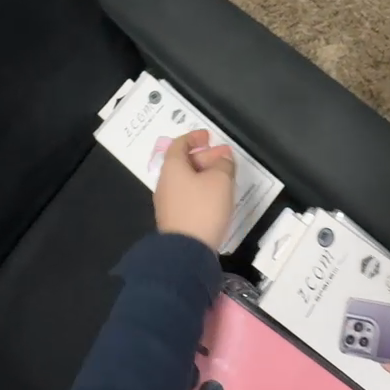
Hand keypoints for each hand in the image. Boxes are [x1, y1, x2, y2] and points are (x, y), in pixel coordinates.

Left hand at [154, 129, 234, 250]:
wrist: (186, 252)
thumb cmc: (203, 208)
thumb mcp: (220, 180)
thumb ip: (223, 164)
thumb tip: (222, 158)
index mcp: (172, 167)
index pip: (179, 144)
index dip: (194, 137)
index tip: (208, 137)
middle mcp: (165, 182)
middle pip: (183, 162)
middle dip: (205, 157)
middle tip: (224, 158)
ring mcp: (168, 203)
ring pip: (186, 180)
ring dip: (204, 175)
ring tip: (224, 178)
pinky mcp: (174, 220)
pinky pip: (187, 196)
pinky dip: (201, 190)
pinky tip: (216, 197)